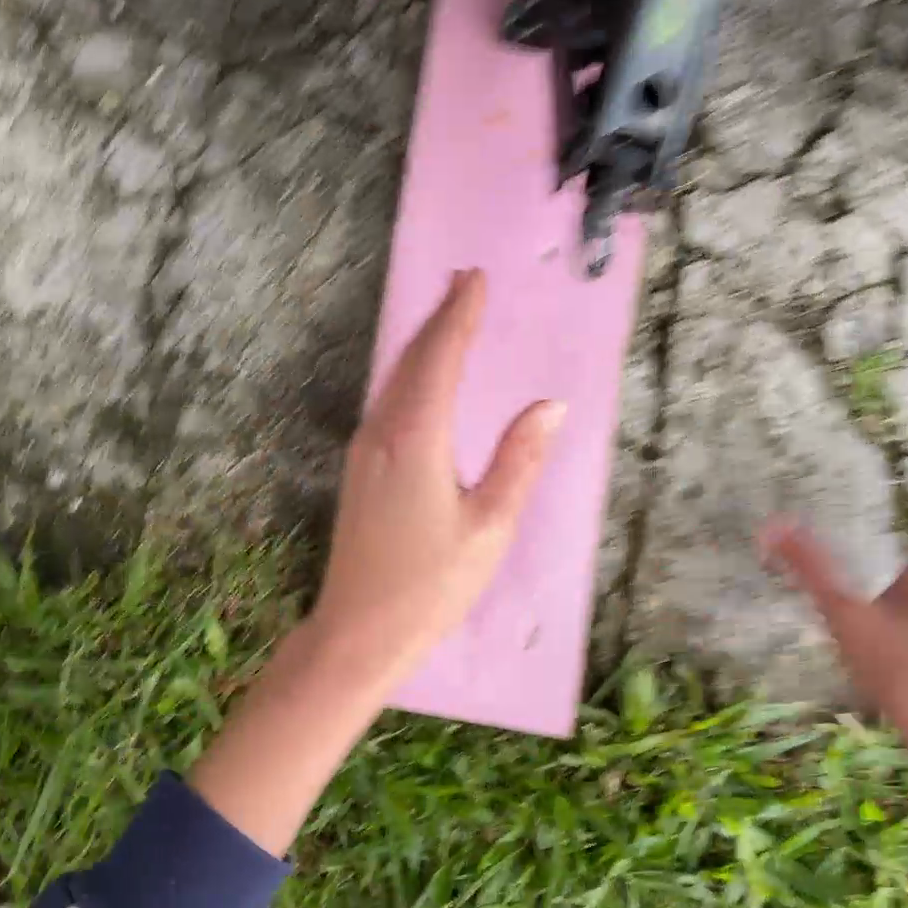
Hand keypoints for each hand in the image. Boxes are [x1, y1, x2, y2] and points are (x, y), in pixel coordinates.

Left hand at [305, 269, 565, 690]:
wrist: (358, 628)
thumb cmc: (431, 584)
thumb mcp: (489, 526)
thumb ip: (518, 460)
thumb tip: (548, 405)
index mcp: (415, 437)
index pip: (440, 359)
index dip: (458, 316)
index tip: (474, 279)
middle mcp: (381, 432)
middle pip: (412, 361)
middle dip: (439, 319)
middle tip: (462, 282)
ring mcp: (363, 450)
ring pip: (394, 380)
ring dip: (421, 344)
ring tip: (447, 316)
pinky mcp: (359, 469)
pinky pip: (386, 403)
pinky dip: (409, 376)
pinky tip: (420, 379)